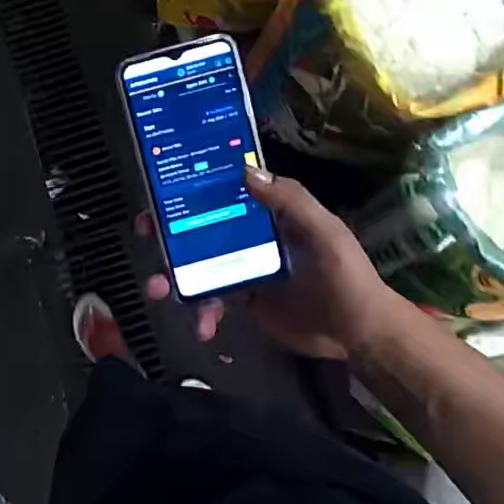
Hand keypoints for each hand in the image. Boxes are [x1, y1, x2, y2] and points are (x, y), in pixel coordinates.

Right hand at [142, 167, 410, 359]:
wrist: (357, 332)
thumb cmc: (345, 275)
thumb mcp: (324, 233)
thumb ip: (291, 202)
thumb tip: (246, 171)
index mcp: (274, 212)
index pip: (231, 191)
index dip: (198, 187)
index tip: (166, 188)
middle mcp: (256, 235)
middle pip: (206, 225)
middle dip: (173, 229)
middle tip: (146, 233)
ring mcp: (248, 267)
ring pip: (201, 263)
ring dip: (175, 274)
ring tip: (158, 290)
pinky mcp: (246, 299)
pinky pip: (213, 299)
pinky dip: (202, 311)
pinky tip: (203, 327)